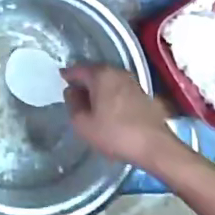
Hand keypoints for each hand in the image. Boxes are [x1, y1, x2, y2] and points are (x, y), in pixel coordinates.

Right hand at [63, 65, 178, 168]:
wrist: (154, 145)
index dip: (67, 76)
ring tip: (89, 103)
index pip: (77, 69)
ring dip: (98, 88)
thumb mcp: (83, 124)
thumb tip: (72, 91)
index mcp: (101, 74)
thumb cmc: (115, 134)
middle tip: (73, 94)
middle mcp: (117, 71)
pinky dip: (110, 93)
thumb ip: (73, 104)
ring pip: (108, 79)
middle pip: (94, 72)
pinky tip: (107, 107)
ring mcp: (131, 80)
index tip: (60, 82)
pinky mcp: (141, 92)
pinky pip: (118, 88)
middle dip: (83, 81)